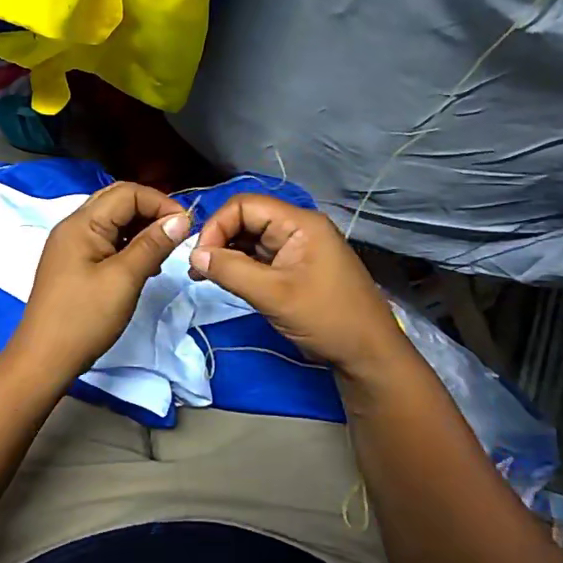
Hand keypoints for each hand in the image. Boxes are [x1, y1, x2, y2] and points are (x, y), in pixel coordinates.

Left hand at [4, 182, 190, 382]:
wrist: (44, 358)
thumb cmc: (84, 318)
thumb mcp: (124, 279)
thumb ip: (152, 245)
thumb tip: (181, 218)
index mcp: (81, 223)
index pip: (127, 192)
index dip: (160, 203)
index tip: (187, 227)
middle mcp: (72, 226)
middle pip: (118, 201)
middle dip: (151, 212)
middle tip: (176, 236)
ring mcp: (70, 245)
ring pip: (112, 222)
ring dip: (140, 230)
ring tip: (162, 255)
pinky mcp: (73, 264)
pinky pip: (105, 241)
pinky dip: (128, 246)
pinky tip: (144, 266)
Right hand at [188, 194, 406, 377]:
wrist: (368, 356)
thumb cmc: (327, 319)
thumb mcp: (274, 295)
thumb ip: (231, 271)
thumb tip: (193, 256)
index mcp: (300, 223)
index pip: (245, 205)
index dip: (217, 226)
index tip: (201, 257)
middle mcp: (297, 229)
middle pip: (245, 219)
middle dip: (218, 239)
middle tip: (198, 269)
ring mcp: (296, 249)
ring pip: (249, 239)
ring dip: (225, 254)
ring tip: (203, 276)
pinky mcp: (293, 268)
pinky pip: (257, 258)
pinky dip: (237, 267)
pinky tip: (222, 281)